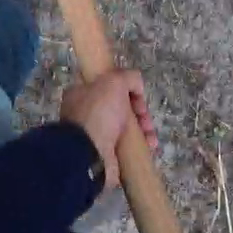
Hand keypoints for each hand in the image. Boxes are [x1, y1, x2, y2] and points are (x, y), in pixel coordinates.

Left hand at [59, 69, 156, 189]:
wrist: (89, 155)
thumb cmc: (98, 113)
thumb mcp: (114, 82)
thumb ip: (128, 77)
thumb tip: (137, 85)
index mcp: (81, 93)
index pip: (107, 85)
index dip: (126, 88)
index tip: (138, 94)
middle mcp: (86, 113)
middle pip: (119, 107)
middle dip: (139, 112)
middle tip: (146, 120)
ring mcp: (95, 136)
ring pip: (125, 128)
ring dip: (143, 130)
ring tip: (151, 138)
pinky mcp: (105, 155)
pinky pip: (126, 147)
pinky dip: (140, 146)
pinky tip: (149, 147)